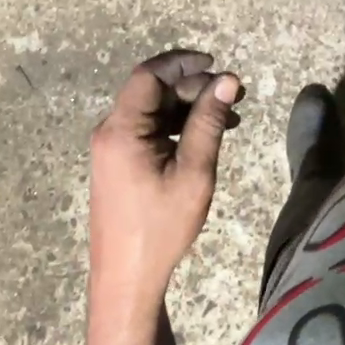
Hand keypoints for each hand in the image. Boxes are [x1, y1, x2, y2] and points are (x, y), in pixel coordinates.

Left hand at [88, 50, 242, 299]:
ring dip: (189, 107)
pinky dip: (178, 127)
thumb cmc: (160, 227)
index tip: (215, 63)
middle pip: (152, 91)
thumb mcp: (193, 172)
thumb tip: (227, 80)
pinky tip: (207, 136)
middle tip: (234, 94)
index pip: (149, 75)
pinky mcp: (120, 164)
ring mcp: (113, 149)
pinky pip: (149, 130)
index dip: (182, 63)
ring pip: (153, 111)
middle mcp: (111, 131)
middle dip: (193, 87)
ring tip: (230, 115)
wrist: (127, 281)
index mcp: (121, 129)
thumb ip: (209, 121)